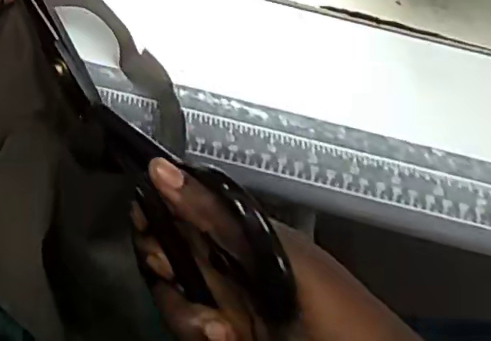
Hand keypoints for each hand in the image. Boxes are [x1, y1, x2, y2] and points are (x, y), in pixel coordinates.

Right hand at [135, 160, 419, 340]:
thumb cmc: (346, 320)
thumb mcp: (281, 260)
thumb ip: (218, 217)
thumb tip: (158, 167)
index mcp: (245, 234)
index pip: (183, 206)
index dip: (157, 209)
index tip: (145, 220)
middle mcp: (229, 266)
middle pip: (167, 248)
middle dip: (157, 259)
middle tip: (168, 271)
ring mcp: (228, 307)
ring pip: (172, 293)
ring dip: (181, 308)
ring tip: (215, 329)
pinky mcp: (224, 337)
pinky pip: (189, 328)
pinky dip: (193, 331)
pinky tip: (220, 338)